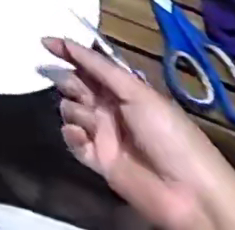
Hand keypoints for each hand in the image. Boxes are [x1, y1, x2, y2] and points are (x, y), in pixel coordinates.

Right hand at [43, 37, 234, 229]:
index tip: (44, 41)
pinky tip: (81, 136)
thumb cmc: (168, 134)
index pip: (90, 64)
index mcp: (123, 89)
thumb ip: (100, 67)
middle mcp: (110, 108)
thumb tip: (68, 42)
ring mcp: (103, 134)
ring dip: (74, 109)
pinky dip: (72, 134)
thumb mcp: (137, 93)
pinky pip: (73, 140)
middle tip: (73, 87)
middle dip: (68, 80)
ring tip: (91, 121)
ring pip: (71, 110)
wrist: (190, 193)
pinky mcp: (98, 160)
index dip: (68, 51)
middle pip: (76, 84)